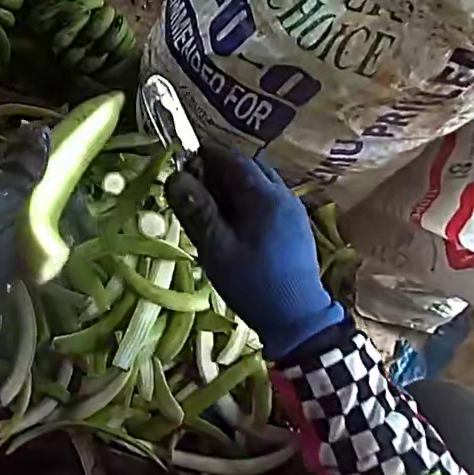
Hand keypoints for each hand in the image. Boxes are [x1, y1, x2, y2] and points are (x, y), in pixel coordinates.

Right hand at [165, 146, 343, 356]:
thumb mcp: (217, 250)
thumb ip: (197, 211)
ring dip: (230, 185)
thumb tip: (175, 177)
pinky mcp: (293, 225)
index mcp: (265, 197)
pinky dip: (244, 199)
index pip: (233, 159)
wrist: (298, 319)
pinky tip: (229, 221)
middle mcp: (283, 196)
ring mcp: (292, 210)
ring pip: (257, 182)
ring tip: (206, 204)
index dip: (206, 155)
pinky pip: (265, 198)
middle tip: (190, 186)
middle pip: (247, 167)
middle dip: (217, 170)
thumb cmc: (254, 285)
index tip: (182, 161)